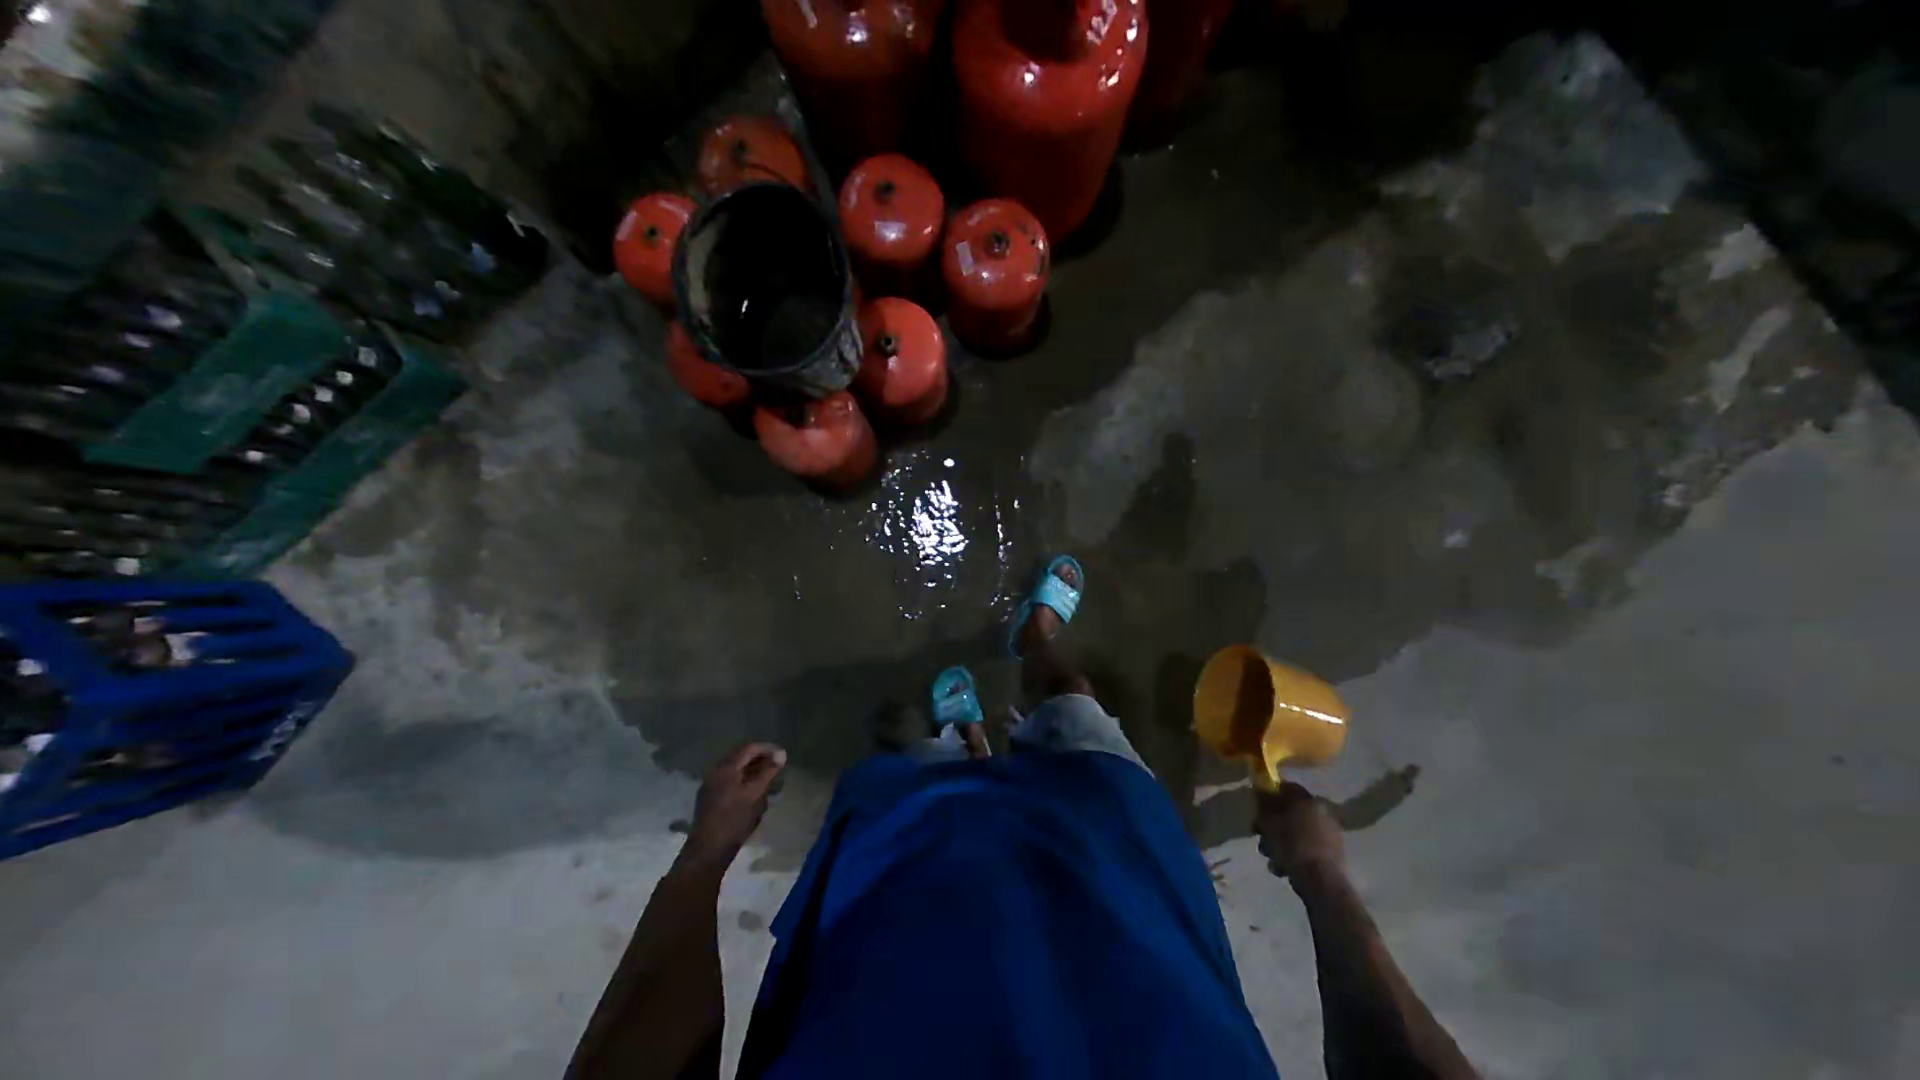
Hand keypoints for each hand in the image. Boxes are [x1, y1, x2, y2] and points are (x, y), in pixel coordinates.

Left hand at [684, 742, 786, 866]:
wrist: (709, 849)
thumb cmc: (735, 819)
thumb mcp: (755, 794)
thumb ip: (768, 772)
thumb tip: (781, 754)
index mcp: (725, 767)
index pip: (749, 748)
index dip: (767, 749)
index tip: (783, 756)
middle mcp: (716, 771)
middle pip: (741, 757)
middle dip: (761, 759)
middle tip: (778, 766)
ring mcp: (711, 784)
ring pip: (736, 769)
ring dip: (753, 770)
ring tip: (770, 778)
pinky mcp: (711, 796)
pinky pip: (731, 780)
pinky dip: (745, 780)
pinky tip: (756, 790)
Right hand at [1255, 782, 1344, 883]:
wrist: (1320, 881)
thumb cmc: (1292, 846)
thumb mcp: (1269, 822)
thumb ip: (1264, 805)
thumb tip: (1259, 790)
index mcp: (1310, 801)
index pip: (1286, 788)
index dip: (1268, 795)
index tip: (1257, 807)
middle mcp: (1323, 813)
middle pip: (1290, 812)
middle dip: (1272, 824)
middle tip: (1260, 835)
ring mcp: (1330, 835)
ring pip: (1296, 832)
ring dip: (1280, 843)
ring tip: (1270, 857)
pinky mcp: (1332, 854)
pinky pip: (1306, 848)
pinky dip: (1294, 854)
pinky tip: (1282, 867)